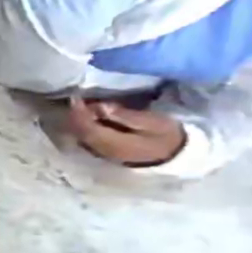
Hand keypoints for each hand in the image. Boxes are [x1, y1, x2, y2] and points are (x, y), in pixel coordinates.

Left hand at [65, 99, 186, 166]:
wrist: (176, 154)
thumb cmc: (166, 135)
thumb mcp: (153, 122)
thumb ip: (124, 115)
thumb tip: (100, 107)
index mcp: (115, 145)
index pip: (88, 129)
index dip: (78, 113)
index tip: (76, 98)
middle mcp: (103, 151)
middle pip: (79, 132)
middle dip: (75, 115)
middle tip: (78, 99)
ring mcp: (102, 153)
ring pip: (80, 135)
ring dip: (77, 121)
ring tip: (82, 106)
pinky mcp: (103, 152)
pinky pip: (85, 138)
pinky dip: (82, 126)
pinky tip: (88, 117)